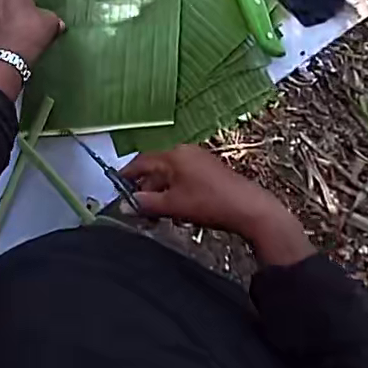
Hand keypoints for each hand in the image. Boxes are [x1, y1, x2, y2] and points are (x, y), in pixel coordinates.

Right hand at [119, 146, 314, 265]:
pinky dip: (175, 193)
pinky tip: (177, 211)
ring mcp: (199, 160)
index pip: (141, 162)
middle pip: (156, 169)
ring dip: (161, 194)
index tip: (116, 188)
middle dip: (145, 190)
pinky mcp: (210, 172)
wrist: (251, 209)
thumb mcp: (173, 205)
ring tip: (158, 215)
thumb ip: (145, 204)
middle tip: (138, 210)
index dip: (126, 176)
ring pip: (170, 176)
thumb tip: (124, 207)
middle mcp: (184, 152)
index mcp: (173, 155)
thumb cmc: (208, 203)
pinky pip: (184, 179)